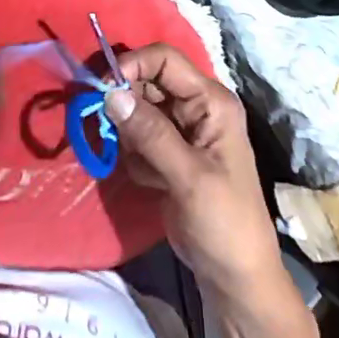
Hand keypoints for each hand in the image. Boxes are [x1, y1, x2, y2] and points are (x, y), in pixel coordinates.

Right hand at [106, 43, 283, 296]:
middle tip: (108, 130)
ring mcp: (181, 130)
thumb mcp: (189, 177)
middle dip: (123, 101)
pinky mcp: (168, 152)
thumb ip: (150, 133)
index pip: (164, 59)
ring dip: (127, 132)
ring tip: (141, 166)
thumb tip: (111, 93)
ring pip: (137, 107)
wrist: (235, 278)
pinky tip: (148, 180)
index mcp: (211, 102)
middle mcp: (196, 107)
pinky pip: (136, 135)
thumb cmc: (223, 223)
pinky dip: (132, 152)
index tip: (103, 90)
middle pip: (146, 80)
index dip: (132, 65)